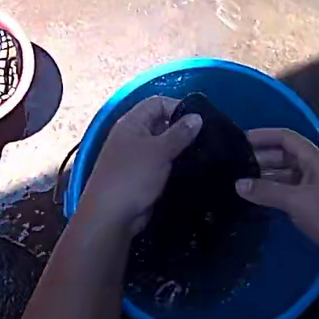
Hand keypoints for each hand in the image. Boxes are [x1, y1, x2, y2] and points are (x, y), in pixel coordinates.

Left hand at [77, 96, 201, 237]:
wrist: (111, 215)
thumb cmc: (133, 176)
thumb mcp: (159, 151)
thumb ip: (179, 133)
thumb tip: (197, 116)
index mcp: (131, 123)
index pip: (157, 103)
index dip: (178, 107)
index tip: (201, 121)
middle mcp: (132, 135)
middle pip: (161, 123)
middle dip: (182, 129)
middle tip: (208, 139)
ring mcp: (135, 156)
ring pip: (163, 145)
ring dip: (180, 149)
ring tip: (204, 154)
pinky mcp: (141, 175)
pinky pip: (161, 163)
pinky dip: (174, 164)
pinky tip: (192, 170)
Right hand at [238, 128, 318, 269]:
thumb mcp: (298, 201)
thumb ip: (267, 191)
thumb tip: (237, 184)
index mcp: (315, 160)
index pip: (286, 138)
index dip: (264, 135)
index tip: (239, 140)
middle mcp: (316, 172)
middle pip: (284, 157)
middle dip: (261, 158)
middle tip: (233, 166)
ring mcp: (317, 192)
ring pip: (286, 178)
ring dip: (265, 179)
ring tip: (240, 184)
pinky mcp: (316, 212)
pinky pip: (289, 197)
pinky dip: (273, 197)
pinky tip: (257, 203)